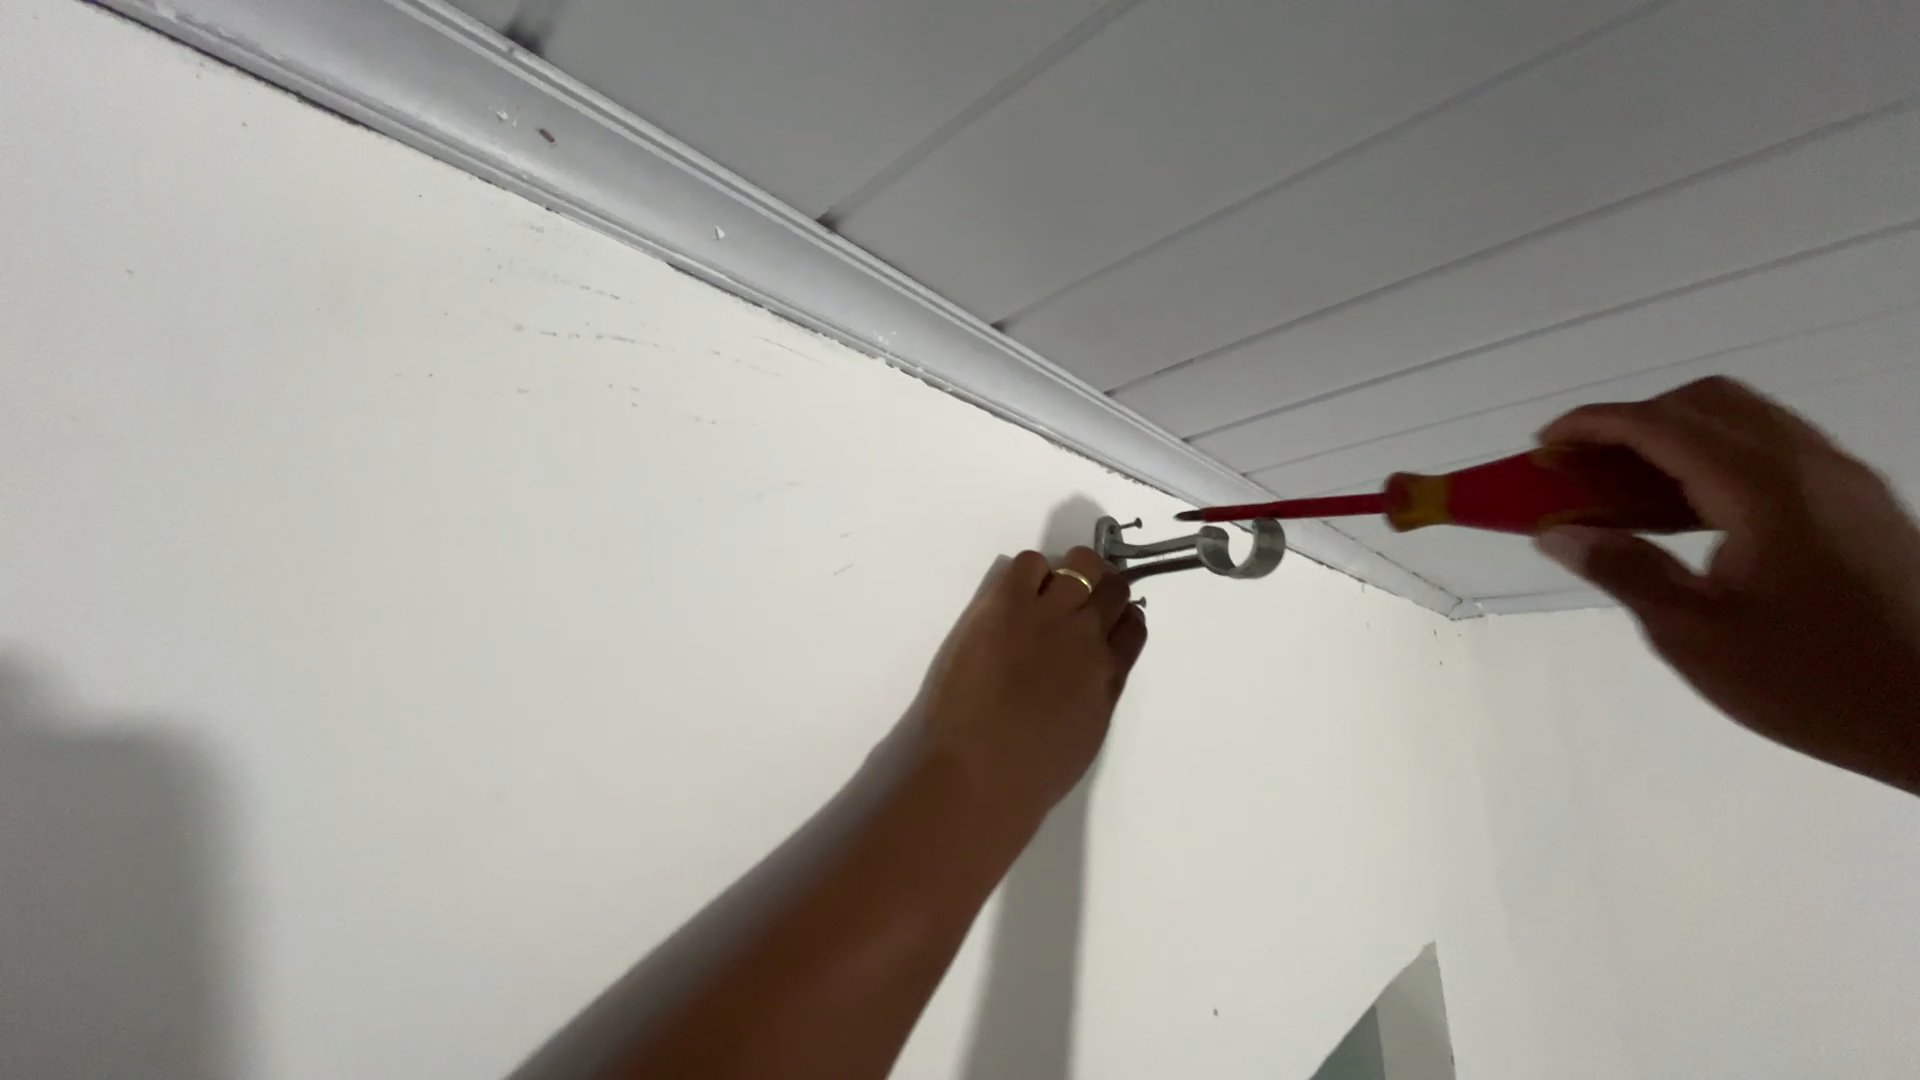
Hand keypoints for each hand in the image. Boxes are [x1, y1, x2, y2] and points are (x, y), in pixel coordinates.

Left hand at [917, 547, 1148, 825]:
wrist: (982, 771)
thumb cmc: (1031, 771)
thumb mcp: (1086, 734)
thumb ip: (1095, 693)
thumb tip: (1089, 673)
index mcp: (1109, 674)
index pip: (1132, 626)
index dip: (1119, 617)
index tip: (1105, 619)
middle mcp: (1088, 636)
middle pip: (1112, 588)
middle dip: (1098, 588)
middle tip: (1073, 599)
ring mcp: (1049, 615)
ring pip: (1080, 565)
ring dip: (1069, 573)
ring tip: (1044, 590)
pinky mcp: (1007, 604)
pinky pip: (1029, 562)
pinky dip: (1028, 573)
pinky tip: (1012, 596)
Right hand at [1535, 376, 1919, 792]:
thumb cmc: (1812, 681)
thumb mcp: (1693, 633)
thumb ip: (1623, 570)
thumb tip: (1556, 533)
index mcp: (1765, 492)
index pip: (1661, 425)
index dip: (1591, 424)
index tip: (1540, 448)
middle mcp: (1810, 468)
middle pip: (1706, 402)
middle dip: (1630, 422)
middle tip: (1581, 469)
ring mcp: (1842, 483)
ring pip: (1743, 421)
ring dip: (1669, 439)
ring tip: (1620, 492)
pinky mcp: (1857, 506)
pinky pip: (1770, 452)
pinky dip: (1708, 460)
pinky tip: (1681, 514)